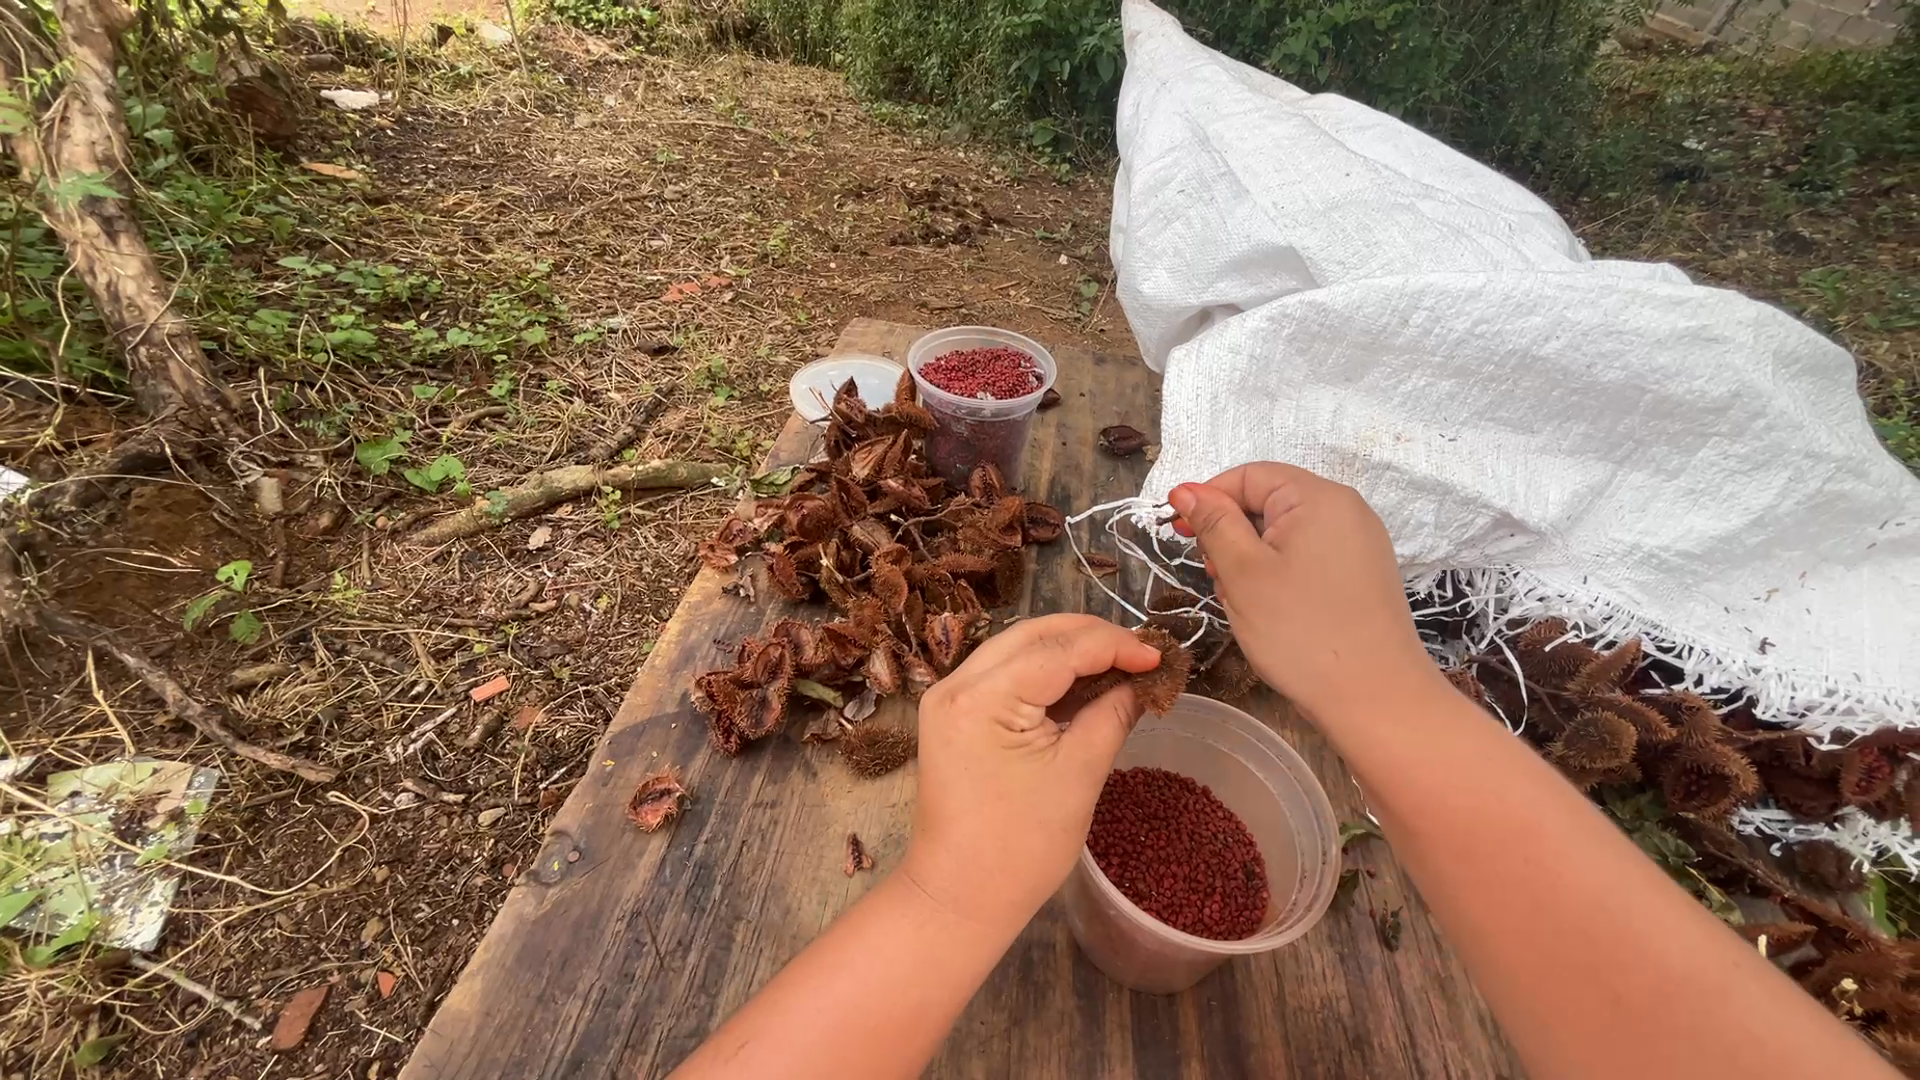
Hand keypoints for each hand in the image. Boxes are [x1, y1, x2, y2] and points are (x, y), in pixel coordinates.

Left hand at [903, 614, 1161, 931]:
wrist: (959, 895)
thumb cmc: (1021, 847)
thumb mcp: (1079, 776)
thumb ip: (1112, 714)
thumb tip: (1143, 679)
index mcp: (981, 699)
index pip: (1056, 650)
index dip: (1112, 645)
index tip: (1158, 654)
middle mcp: (954, 684)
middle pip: (1031, 636)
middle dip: (1089, 637)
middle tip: (1140, 652)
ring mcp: (948, 696)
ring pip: (1016, 648)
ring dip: (1067, 650)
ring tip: (1118, 663)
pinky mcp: (953, 712)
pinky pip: (1003, 673)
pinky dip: (1044, 672)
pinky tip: (1080, 682)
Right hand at [1168, 463, 1434, 718]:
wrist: (1375, 698)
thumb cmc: (1300, 631)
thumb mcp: (1242, 572)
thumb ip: (1212, 523)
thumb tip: (1184, 488)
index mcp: (1317, 498)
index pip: (1248, 475)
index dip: (1207, 499)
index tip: (1179, 535)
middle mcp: (1345, 509)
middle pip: (1266, 501)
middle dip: (1230, 534)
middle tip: (1216, 578)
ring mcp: (1358, 542)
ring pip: (1282, 532)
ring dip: (1250, 558)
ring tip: (1242, 600)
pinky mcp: (1361, 573)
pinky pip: (1305, 555)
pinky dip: (1276, 572)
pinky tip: (1269, 608)